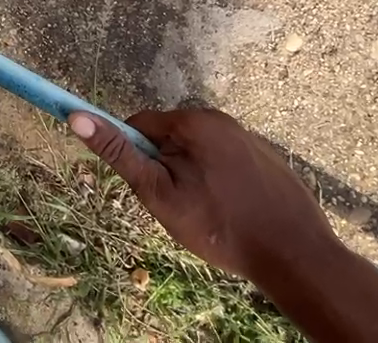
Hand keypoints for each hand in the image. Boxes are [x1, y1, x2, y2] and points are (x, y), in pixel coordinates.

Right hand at [68, 108, 337, 281]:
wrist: (301, 261)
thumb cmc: (220, 226)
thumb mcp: (158, 192)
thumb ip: (118, 152)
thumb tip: (76, 116)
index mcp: (192, 122)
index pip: (140, 125)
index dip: (137, 156)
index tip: (152, 187)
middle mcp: (222, 120)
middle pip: (170, 136)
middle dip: (167, 165)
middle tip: (180, 203)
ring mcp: (251, 139)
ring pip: (200, 150)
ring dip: (194, 172)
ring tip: (210, 211)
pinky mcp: (271, 160)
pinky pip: (229, 160)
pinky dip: (223, 179)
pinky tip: (235, 210)